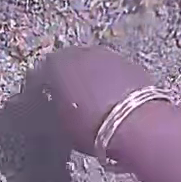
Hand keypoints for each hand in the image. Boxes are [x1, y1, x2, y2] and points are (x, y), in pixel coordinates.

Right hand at [35, 47, 155, 157]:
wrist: (140, 125)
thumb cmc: (91, 128)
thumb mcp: (60, 127)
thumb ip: (49, 112)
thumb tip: (47, 107)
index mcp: (57, 65)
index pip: (40, 73)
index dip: (41, 90)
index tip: (43, 104)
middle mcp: (82, 53)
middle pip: (69, 63)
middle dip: (67, 79)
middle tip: (69, 101)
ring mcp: (109, 56)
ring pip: (94, 65)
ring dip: (91, 78)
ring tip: (93, 102)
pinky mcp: (133, 65)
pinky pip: (115, 73)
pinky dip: (111, 83)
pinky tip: (114, 101)